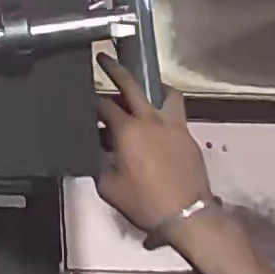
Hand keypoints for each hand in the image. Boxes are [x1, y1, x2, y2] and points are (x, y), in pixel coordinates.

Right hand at [95, 55, 211, 234]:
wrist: (186, 215)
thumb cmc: (144, 202)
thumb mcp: (109, 187)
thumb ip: (99, 164)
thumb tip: (95, 152)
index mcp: (127, 130)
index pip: (104, 106)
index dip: (92, 103)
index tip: (87, 103)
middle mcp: (150, 119)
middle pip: (131, 85)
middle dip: (115, 69)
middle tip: (105, 58)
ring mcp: (173, 124)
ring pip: (164, 92)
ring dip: (152, 86)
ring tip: (145, 89)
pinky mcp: (188, 135)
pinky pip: (176, 113)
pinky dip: (164, 111)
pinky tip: (158, 123)